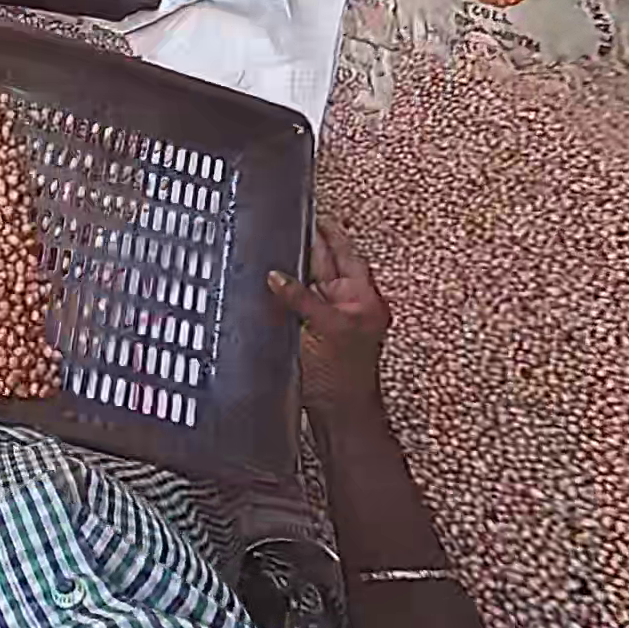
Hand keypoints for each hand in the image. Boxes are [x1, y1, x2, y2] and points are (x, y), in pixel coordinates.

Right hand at [267, 219, 391, 422]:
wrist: (337, 412)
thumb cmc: (344, 375)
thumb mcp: (327, 328)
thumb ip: (302, 298)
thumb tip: (276, 276)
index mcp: (363, 299)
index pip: (347, 256)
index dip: (333, 235)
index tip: (318, 215)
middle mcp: (345, 305)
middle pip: (325, 265)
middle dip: (309, 246)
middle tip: (288, 224)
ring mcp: (325, 317)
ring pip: (306, 282)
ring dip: (292, 268)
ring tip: (273, 246)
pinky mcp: (306, 329)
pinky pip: (293, 301)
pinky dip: (282, 289)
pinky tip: (266, 280)